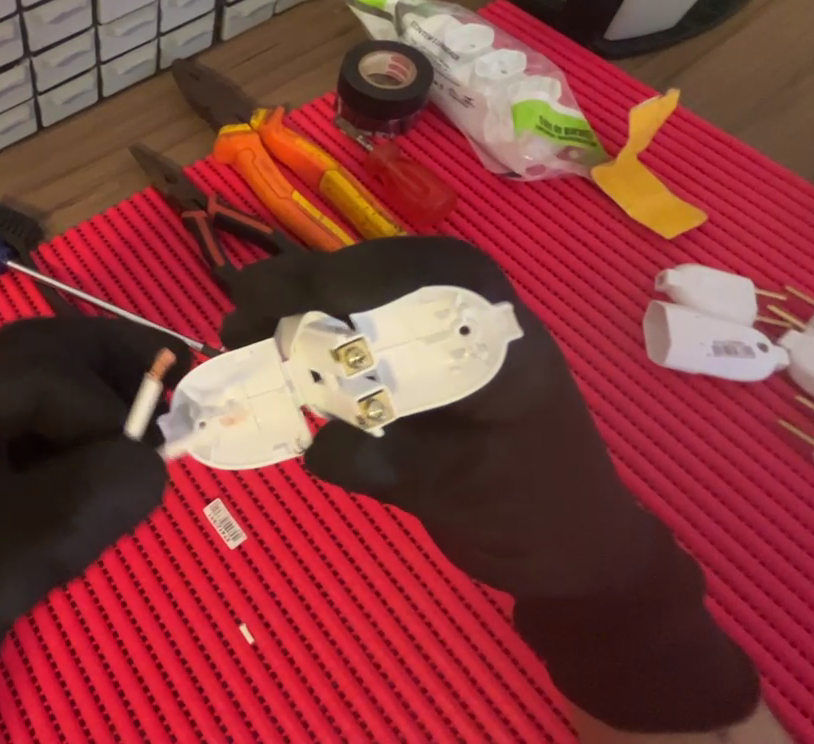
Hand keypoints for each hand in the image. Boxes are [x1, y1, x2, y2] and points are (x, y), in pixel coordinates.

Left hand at [0, 318, 179, 743]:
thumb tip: (152, 461)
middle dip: (101, 368)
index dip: (100, 408)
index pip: (34, 373)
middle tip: (171, 388)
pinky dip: (56, 459)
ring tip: (132, 444)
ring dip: (81, 410)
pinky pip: (8, 452)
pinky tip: (78, 496)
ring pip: (20, 400)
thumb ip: (63, 515)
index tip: (146, 472)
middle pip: (26, 359)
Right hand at [223, 237, 757, 733]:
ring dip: (298, 308)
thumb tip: (308, 443)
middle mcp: (464, 302)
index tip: (254, 309)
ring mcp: (445, 319)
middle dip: (294, 293)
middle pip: (364, 273)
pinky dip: (317, 328)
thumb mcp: (451, 490)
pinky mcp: (428, 344)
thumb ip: (380, 461)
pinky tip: (284, 345)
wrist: (578, 540)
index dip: (317, 290)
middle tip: (235, 320)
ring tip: (246, 330)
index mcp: (486, 322)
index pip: (392, 281)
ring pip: (357, 287)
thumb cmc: (530, 511)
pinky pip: (363, 315)